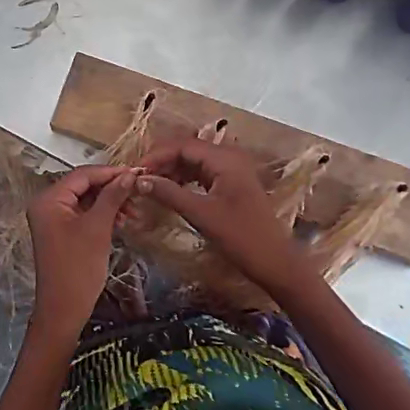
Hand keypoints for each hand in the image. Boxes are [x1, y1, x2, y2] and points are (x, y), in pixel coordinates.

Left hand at [26, 165, 135, 334]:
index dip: (111, 172)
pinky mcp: (61, 232)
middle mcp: (46, 204)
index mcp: (49, 199)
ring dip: (109, 202)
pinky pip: (83, 214)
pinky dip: (102, 214)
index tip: (138, 173)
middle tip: (138, 192)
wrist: (64, 310)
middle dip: (111, 188)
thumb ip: (112, 197)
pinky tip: (122, 221)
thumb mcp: (98, 228)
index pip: (82, 174)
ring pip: (85, 199)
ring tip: (133, 212)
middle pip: (83, 185)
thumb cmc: (78, 268)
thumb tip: (130, 175)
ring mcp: (52, 219)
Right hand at [136, 140, 309, 298]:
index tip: (134, 171)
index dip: (156, 156)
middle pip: (187, 150)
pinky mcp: (231, 185)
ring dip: (170, 171)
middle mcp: (229, 158)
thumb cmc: (241, 237)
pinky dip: (183, 180)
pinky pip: (201, 174)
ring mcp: (232, 172)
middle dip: (161, 162)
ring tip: (148, 185)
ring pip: (193, 162)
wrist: (275, 263)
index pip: (183, 146)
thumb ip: (169, 193)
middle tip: (137, 178)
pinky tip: (168, 191)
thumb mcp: (201, 214)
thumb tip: (139, 180)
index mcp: (225, 159)